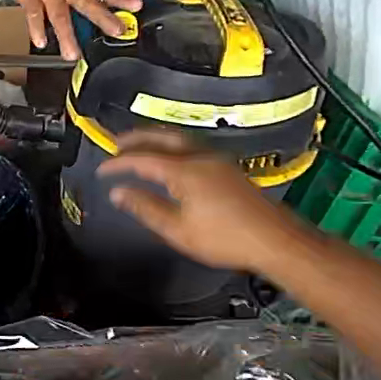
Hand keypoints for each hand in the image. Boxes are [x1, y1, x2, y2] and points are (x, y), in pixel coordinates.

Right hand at [98, 130, 315, 271]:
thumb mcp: (177, 229)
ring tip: (139, 146)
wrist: (277, 241)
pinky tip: (170, 158)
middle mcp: (199, 157)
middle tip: (116, 144)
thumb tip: (119, 193)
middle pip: (160, 138)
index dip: (118, 163)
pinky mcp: (227, 168)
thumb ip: (145, 207)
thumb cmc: (226, 238)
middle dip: (135, 139)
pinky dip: (171, 146)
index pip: (141, 159)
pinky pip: (191, 146)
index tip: (103, 169)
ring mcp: (216, 160)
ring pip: (178, 139)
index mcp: (184, 171)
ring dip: (154, 140)